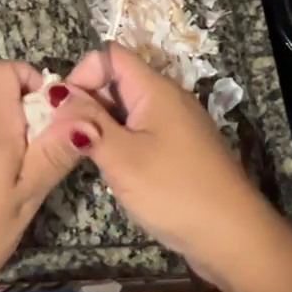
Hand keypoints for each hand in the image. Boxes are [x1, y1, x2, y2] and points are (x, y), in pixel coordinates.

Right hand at [38, 44, 284, 283]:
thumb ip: (87, 123)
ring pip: (126, 108)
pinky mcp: (179, 148)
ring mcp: (175, 123)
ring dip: (101, 123)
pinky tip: (112, 167)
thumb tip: (58, 94)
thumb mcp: (121, 157)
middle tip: (66, 136)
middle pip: (117, 80)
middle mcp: (167, 98)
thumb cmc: (174, 191)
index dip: (81, 73)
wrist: (233, 236)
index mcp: (155, 90)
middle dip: (87, 101)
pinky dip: (120, 140)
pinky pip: (141, 129)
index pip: (109, 55)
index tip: (64, 110)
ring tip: (84, 153)